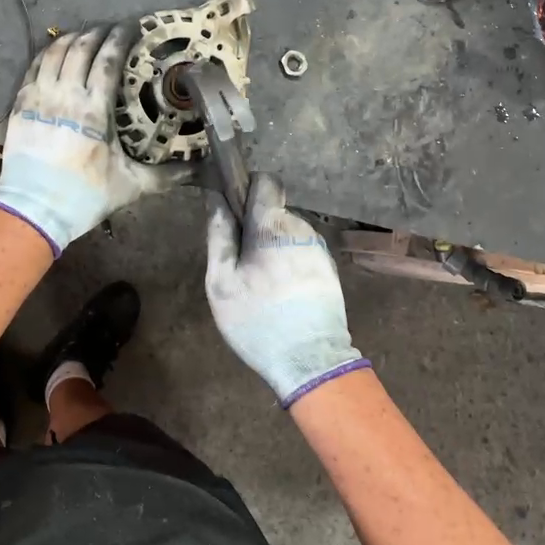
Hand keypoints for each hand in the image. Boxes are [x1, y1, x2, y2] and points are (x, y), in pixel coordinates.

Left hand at [0, 26, 191, 255]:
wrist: (34, 211)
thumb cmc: (85, 196)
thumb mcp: (131, 185)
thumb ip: (167, 175)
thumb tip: (201, 170)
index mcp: (93, 110)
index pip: (108, 60)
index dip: (120, 38)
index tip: (131, 27)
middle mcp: (65, 96)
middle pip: (81, 49)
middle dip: (97, 33)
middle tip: (111, 29)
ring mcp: (39, 98)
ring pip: (54, 53)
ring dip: (71, 38)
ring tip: (85, 35)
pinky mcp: (20, 106)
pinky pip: (32, 68)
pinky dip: (46, 54)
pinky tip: (55, 52)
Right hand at [205, 174, 368, 405]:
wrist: (311, 362)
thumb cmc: (258, 321)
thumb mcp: (222, 282)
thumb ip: (219, 235)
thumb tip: (215, 199)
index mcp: (272, 227)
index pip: (265, 182)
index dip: (247, 189)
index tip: (234, 212)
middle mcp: (302, 229)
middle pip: (273, 211)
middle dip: (257, 227)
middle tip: (242, 263)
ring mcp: (319, 249)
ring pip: (287, 232)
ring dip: (272, 245)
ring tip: (262, 283)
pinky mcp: (329, 269)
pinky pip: (301, 251)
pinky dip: (288, 261)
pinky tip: (282, 292)